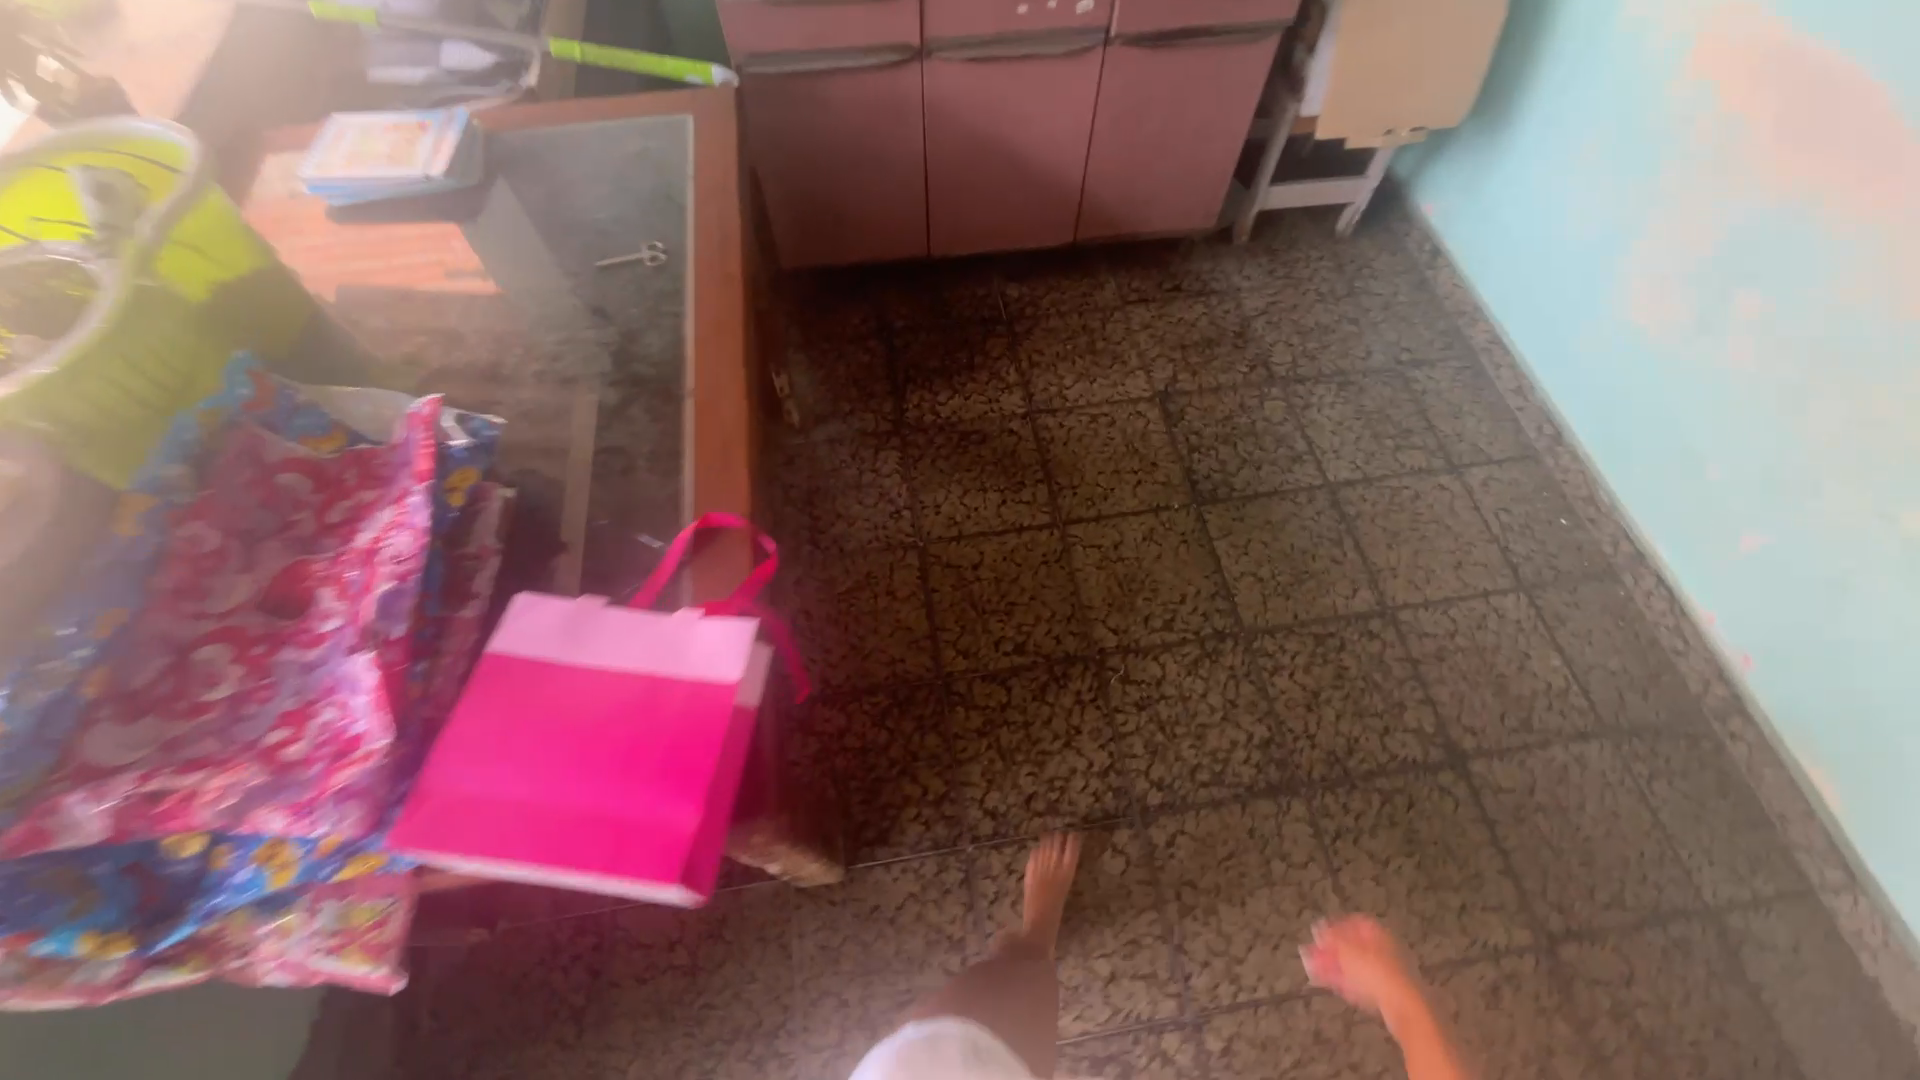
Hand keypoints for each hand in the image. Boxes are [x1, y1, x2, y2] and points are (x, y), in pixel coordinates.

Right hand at [1299, 915, 1424, 1016]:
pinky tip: (1330, 984)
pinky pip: (1362, 982)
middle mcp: (1386, 948)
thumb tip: (1318, 927)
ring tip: (1315, 969)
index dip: (1335, 926)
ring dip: (1335, 966)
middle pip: (1354, 945)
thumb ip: (1331, 937)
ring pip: (1356, 965)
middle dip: (1332, 949)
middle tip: (1314, 953)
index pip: (1354, 922)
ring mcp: (1388, 971)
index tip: (1319, 933)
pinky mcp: (1388, 992)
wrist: (1403, 1007)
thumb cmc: (1375, 971)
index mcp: (1379, 932)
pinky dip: (1345, 981)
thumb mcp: (1347, 950)